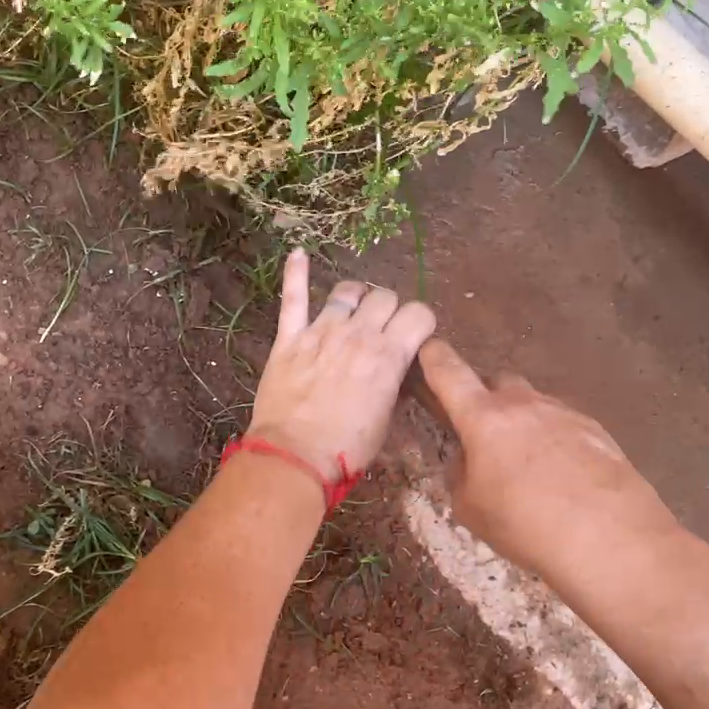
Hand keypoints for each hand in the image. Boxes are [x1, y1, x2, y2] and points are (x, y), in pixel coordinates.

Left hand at [246, 249, 435, 482]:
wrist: (295, 455)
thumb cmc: (347, 448)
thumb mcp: (386, 419)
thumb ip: (392, 383)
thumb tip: (395, 370)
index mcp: (388, 356)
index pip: (418, 313)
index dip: (420, 322)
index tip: (414, 335)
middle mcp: (358, 335)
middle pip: (384, 297)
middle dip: (389, 309)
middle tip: (382, 327)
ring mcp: (320, 332)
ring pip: (346, 292)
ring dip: (356, 296)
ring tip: (353, 307)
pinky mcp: (289, 338)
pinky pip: (293, 298)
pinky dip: (296, 273)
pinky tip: (298, 253)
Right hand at [416, 339, 681, 582]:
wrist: (612, 541)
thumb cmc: (525, 524)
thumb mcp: (470, 506)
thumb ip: (461, 473)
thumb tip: (469, 459)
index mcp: (483, 417)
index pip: (449, 372)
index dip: (434, 356)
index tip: (428, 347)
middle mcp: (523, 404)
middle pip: (497, 382)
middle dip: (486, 398)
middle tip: (484, 432)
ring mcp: (564, 414)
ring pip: (533, 403)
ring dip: (523, 421)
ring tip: (527, 462)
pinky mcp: (598, 431)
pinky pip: (563, 424)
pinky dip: (554, 439)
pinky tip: (562, 475)